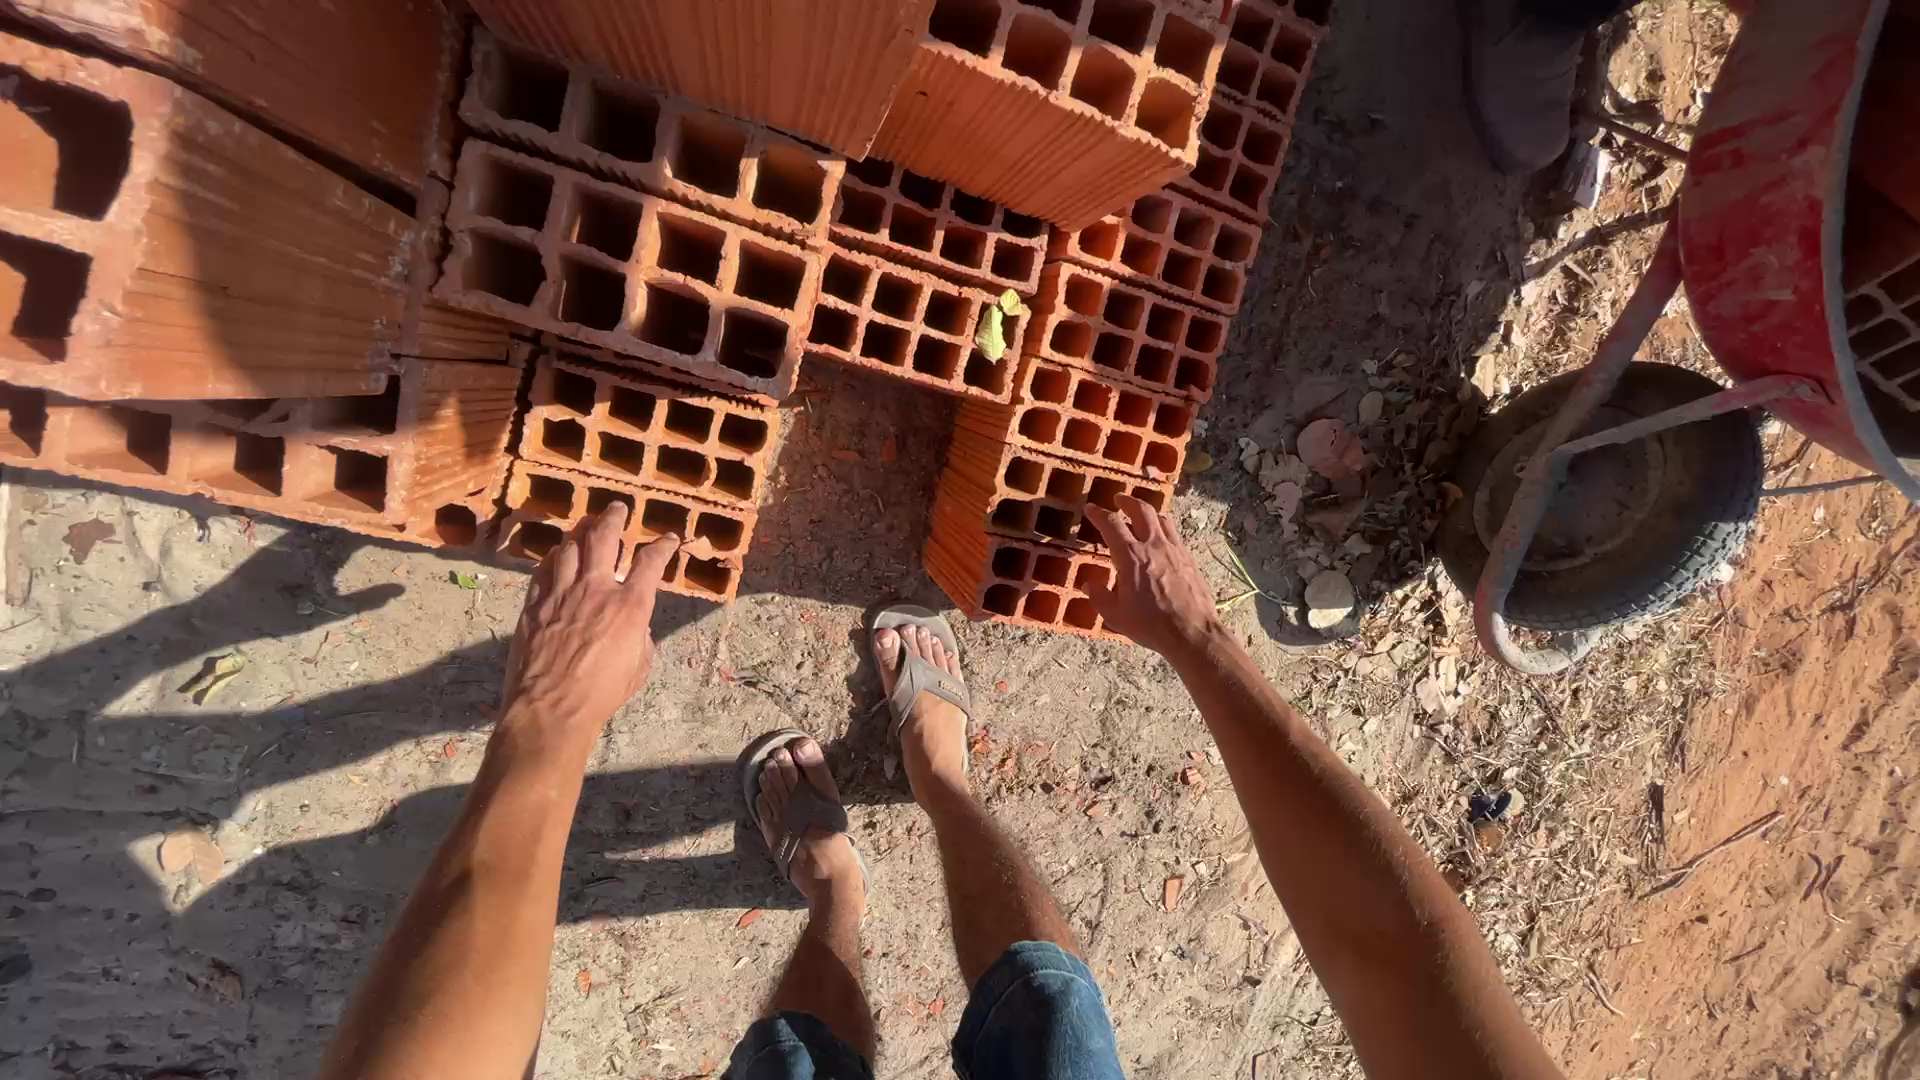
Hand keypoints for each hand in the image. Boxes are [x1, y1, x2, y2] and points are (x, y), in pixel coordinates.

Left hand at [497, 504, 679, 756]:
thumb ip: (640, 634)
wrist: (551, 708)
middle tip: (616, 508)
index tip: (669, 538)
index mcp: (631, 606)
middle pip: (604, 539)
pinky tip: (558, 553)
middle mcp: (596, 590)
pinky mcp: (535, 605)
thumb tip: (633, 625)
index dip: (663, 546)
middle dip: (612, 518)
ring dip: (580, 530)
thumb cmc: (603, 692)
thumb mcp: (640, 664)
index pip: (651, 563)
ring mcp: (562, 594)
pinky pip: (544, 569)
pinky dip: (555, 556)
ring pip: (570, 547)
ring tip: (586, 523)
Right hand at [1084, 496, 1224, 660]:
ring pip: (1161, 518)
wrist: (1191, 632)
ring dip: (1147, 512)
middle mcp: (1153, 546)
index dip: (1098, 513)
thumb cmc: (1150, 625)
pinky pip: (1174, 534)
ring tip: (1140, 515)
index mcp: (1130, 556)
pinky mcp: (1189, 558)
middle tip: (1118, 499)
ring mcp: (1174, 550)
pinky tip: (1160, 540)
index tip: (1090, 508)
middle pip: (1141, 510)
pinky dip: (1163, 529)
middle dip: (1127, 501)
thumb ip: (1099, 596)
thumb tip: (1089, 584)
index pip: (1111, 524)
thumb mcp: (1115, 615)